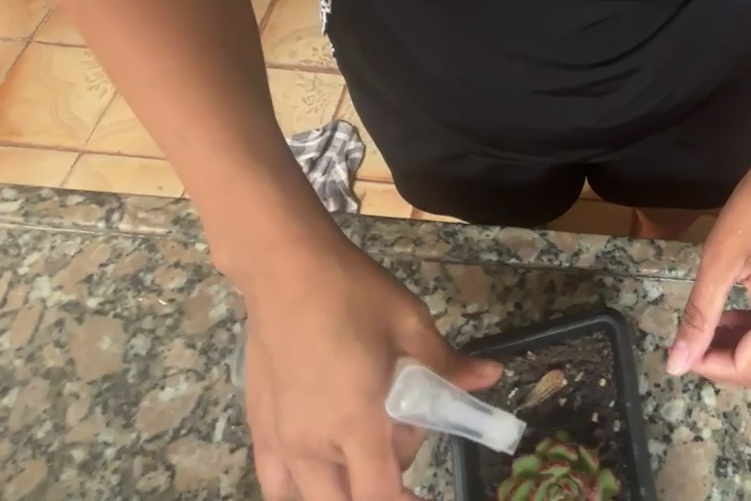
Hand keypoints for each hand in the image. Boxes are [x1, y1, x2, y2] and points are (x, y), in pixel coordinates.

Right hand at [240, 235, 499, 500]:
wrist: (286, 272)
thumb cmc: (355, 294)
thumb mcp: (411, 324)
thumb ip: (447, 365)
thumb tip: (491, 378)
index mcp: (356, 420)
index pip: (379, 496)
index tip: (426, 496)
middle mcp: (313, 445)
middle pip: (349, 500)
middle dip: (384, 485)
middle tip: (406, 437)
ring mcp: (279, 443)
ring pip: (312, 498)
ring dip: (346, 485)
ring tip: (370, 444)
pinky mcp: (258, 431)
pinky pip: (278, 484)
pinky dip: (304, 486)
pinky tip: (326, 456)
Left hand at [666, 146, 750, 388]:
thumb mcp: (720, 258)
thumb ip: (699, 315)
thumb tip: (676, 364)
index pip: (748, 369)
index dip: (710, 366)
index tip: (682, 349)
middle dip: (727, 361)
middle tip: (696, 336)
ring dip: (746, 347)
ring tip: (715, 319)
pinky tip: (742, 306)